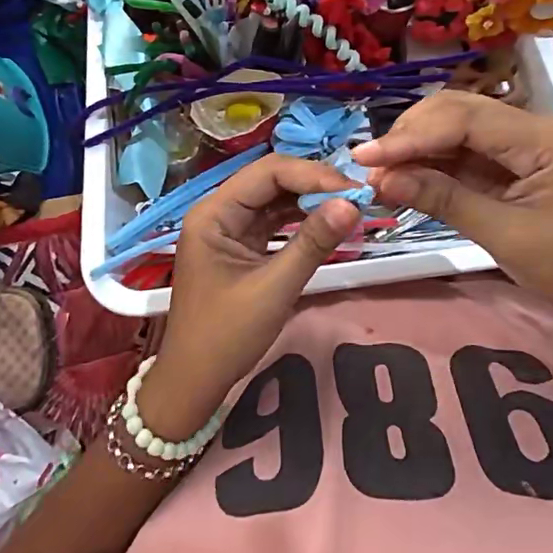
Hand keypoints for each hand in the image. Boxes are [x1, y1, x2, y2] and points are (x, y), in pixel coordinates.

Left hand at [142, 155, 361, 435]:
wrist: (195, 380)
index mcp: (213, 213)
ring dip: (311, 200)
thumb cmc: (226, 336)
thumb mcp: (274, 288)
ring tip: (350, 206)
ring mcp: (229, 228)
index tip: (353, 190)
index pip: (268, 172)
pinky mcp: (241, 245)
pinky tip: (328, 221)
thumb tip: (352, 205)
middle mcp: (218, 211)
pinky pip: (274, 221)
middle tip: (358, 196)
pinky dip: (301, 219)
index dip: (312, 175)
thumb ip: (312, 243)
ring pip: (275, 199)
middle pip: (272, 180)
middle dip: (314, 184)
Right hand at [353, 91, 552, 312]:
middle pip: (457, 112)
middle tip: (368, 166)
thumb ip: (443, 199)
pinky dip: (428, 165)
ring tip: (376, 174)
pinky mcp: (506, 165)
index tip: (367, 157)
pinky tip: (400, 178)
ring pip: (454, 130)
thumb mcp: (503, 234)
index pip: (466, 119)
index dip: (412, 135)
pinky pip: (459, 154)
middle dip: (410, 135)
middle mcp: (530, 128)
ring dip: (414, 149)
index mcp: (542, 137)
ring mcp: (517, 145)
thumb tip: (381, 180)